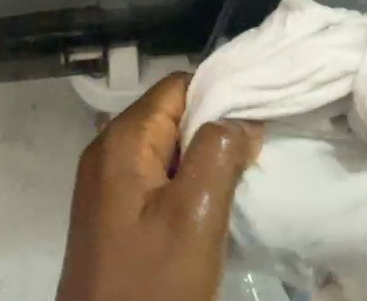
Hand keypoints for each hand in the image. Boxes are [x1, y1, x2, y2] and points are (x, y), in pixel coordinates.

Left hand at [57, 73, 261, 300]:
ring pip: (167, 150)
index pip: (178, 87)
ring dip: (203, 163)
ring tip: (240, 184)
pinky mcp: (113, 213)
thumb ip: (218, 153)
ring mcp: (107, 183)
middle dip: (214, 131)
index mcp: (122, 138)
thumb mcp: (194, 216)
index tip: (260, 121)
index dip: (220, 96)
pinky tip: (211, 210)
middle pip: (171, 116)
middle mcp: (108, 149)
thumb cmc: (151, 283)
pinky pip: (155, 179)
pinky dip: (185, 186)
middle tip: (255, 159)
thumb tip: (241, 118)